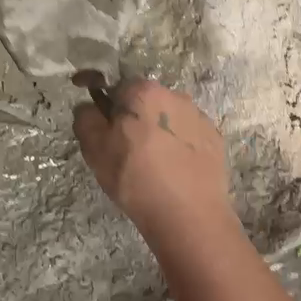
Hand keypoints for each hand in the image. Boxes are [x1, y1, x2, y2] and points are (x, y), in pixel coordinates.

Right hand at [73, 78, 235, 239]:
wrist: (187, 213)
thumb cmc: (134, 176)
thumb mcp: (93, 148)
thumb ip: (85, 118)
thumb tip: (90, 107)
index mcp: (143, 92)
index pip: (116, 86)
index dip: (104, 105)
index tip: (100, 127)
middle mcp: (175, 96)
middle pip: (144, 101)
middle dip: (131, 117)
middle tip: (120, 148)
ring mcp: (199, 117)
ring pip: (166, 117)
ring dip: (154, 131)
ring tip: (148, 161)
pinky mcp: (215, 140)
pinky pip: (186, 135)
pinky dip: (175, 145)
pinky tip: (169, 168)